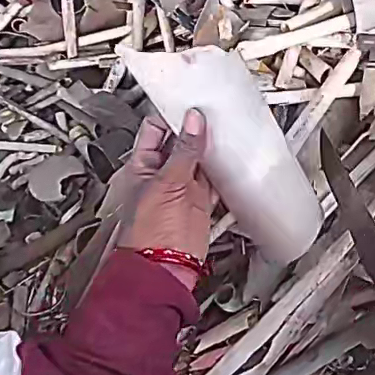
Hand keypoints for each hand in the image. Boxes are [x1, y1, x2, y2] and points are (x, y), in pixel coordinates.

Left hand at [118, 110, 216, 288]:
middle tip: (215, 116)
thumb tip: (193, 122)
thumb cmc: (149, 233)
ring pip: (200, 162)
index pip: (156, 129)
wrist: (165, 269)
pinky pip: (214, 183)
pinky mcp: (200, 204)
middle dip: (197, 132)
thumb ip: (185, 151)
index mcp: (142, 165)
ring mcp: (182, 189)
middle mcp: (162, 175)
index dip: (172, 115)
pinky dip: (224, 174)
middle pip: (182, 144)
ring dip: (212, 152)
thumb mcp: (169, 183)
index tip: (192, 105)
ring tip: (227, 135)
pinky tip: (232, 164)